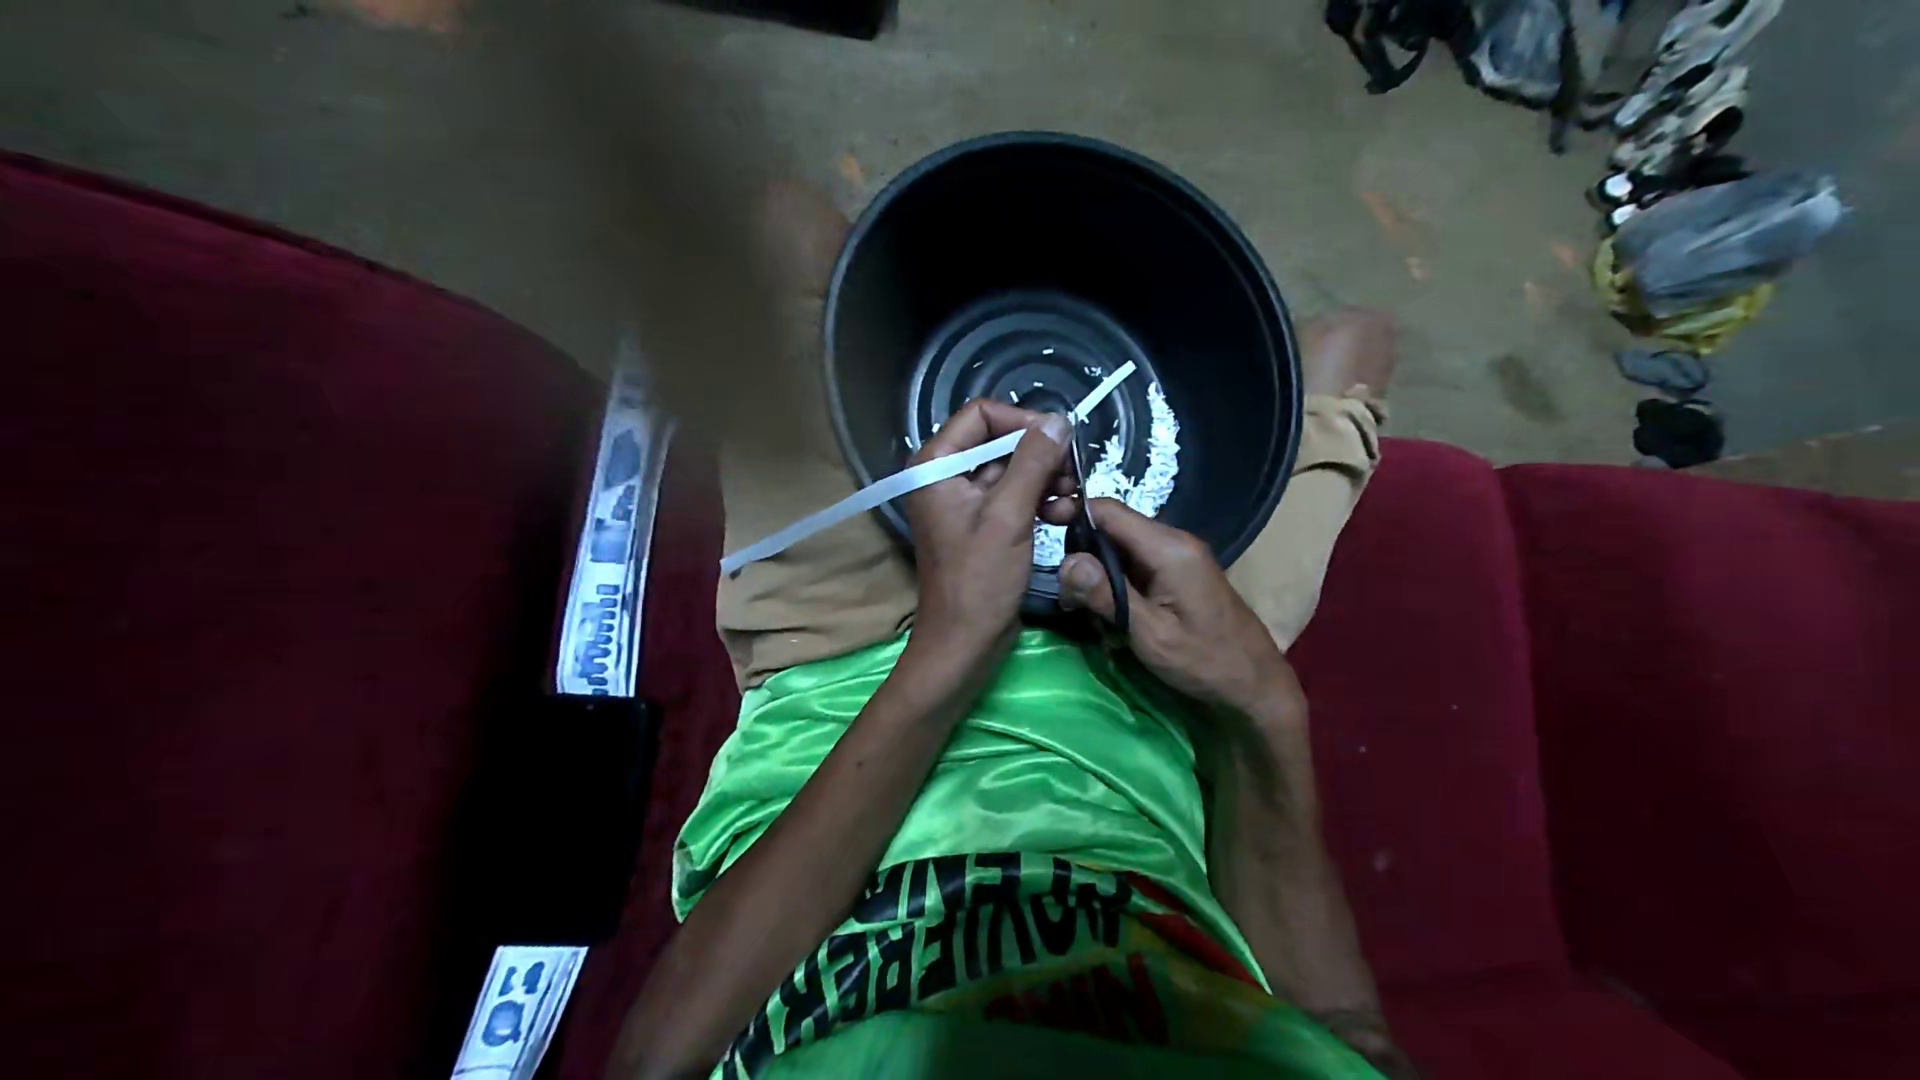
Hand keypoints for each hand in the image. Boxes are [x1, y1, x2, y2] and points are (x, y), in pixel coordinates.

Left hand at [904, 400, 1073, 673]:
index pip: (981, 415)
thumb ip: (1032, 462)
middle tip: (1074, 474)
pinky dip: (1040, 500)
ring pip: (1012, 469)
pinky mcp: (983, 523)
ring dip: (1046, 479)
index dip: (1022, 421)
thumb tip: (1058, 419)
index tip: (1060, 441)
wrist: (964, 642)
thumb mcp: (1009, 515)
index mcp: (935, 465)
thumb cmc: (978, 580)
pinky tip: (1065, 514)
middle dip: (1040, 455)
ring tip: (1073, 497)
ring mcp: (964, 501)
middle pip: (1000, 441)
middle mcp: (945, 476)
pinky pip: (1014, 496)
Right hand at [1057, 499, 1303, 723]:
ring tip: (1092, 615)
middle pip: (1113, 529)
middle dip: (1084, 557)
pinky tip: (1115, 621)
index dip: (1073, 511)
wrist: (1255, 685)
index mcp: (1169, 548)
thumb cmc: (1205, 661)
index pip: (1110, 511)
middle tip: (1068, 596)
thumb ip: (1107, 596)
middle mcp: (1174, 542)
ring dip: (1100, 578)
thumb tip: (1066, 562)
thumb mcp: (1150, 634)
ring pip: (1120, 550)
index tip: (1041, 524)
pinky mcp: (1177, 575)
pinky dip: (1117, 588)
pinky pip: (1135, 567)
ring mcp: (1178, 558)